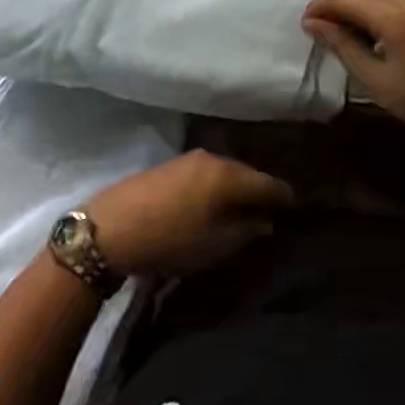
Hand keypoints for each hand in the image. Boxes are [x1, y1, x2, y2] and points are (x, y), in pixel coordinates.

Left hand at [86, 151, 293, 277]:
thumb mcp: (213, 246)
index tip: (295, 206)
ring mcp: (188, 159)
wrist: (108, 228)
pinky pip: (206, 172)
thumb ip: (245, 231)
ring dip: (236, 186)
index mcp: (227, 176)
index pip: (266, 182)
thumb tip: (265, 221)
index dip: (283, 196)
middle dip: (259, 189)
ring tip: (243, 205)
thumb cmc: (168, 241)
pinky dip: (216, 184)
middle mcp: (212, 159)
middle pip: (245, 173)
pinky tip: (213, 199)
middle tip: (271, 207)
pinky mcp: (169, 165)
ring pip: (224, 171)